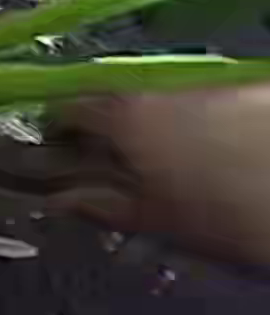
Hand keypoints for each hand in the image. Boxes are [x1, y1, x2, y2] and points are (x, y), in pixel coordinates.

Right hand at [51, 85, 269, 264]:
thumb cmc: (245, 220)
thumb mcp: (163, 224)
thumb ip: (104, 207)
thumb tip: (65, 200)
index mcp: (128, 114)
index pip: (69, 109)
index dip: (62, 131)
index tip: (69, 153)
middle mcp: (177, 91)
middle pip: (136, 106)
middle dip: (135, 134)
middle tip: (145, 170)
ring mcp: (244, 91)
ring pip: (196, 109)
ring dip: (193, 133)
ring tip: (211, 172)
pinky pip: (247, 113)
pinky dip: (242, 134)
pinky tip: (254, 165)